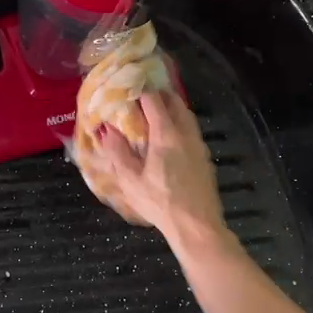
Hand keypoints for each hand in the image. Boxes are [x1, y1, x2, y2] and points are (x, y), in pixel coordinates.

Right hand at [96, 90, 228, 247]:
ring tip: (155, 114)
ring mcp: (198, 145)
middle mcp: (185, 134)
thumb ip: (118, 152)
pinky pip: (191, 131)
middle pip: (175, 102)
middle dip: (159, 94)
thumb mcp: (131, 180)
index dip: (140, 90)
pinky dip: (180, 124)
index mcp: (166, 134)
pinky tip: (169, 139)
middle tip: (142, 96)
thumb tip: (107, 130)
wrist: (197, 226)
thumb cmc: (160, 202)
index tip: (128, 87)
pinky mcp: (205, 158)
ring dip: (172, 108)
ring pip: (187, 116)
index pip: (154, 100)